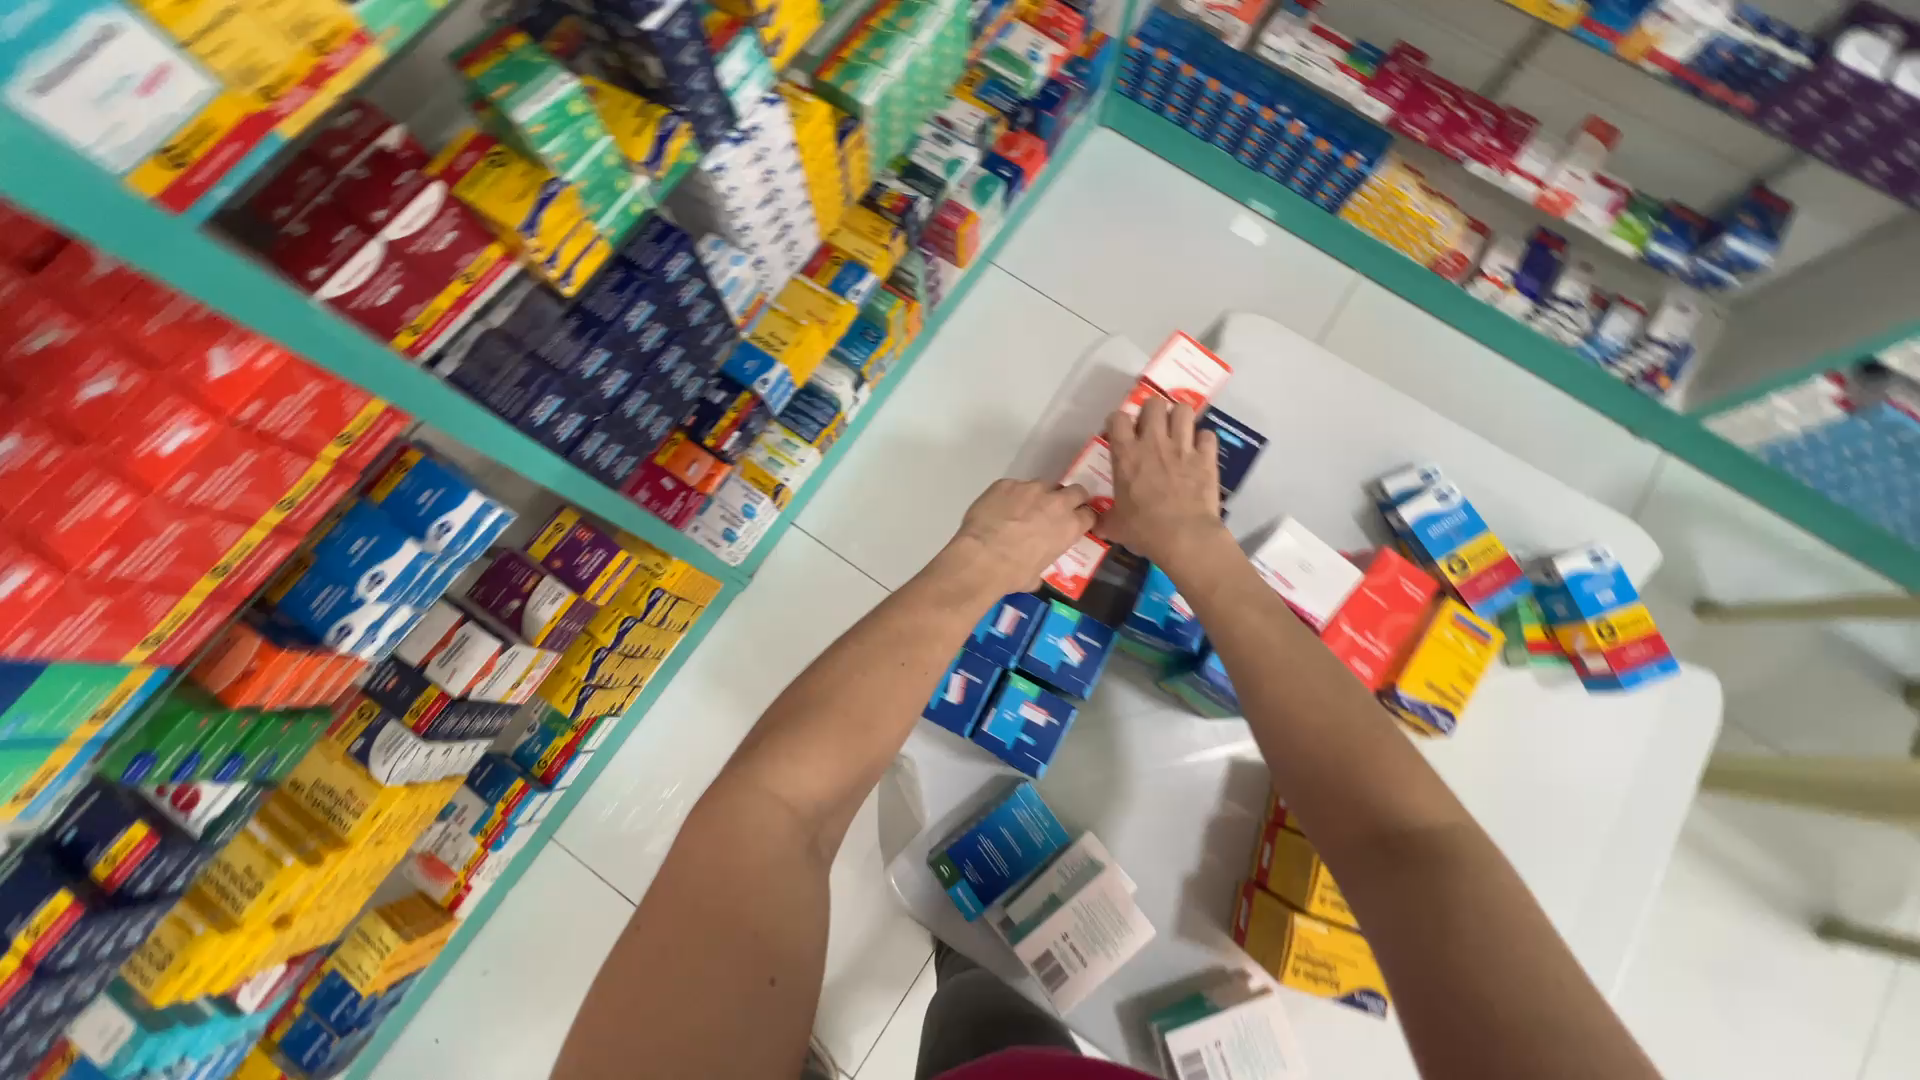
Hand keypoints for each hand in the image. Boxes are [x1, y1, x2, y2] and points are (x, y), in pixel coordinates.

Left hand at [939, 479, 1096, 594]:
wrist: (981, 559)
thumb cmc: (1014, 573)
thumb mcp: (1038, 574)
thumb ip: (1043, 561)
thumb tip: (1035, 568)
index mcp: (1070, 526)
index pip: (1090, 514)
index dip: (1082, 518)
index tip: (1076, 523)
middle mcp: (1056, 502)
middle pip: (1075, 490)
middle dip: (1070, 498)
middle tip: (1056, 510)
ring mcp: (1030, 489)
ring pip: (1043, 485)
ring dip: (1038, 496)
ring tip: (1022, 510)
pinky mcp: (1006, 483)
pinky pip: (1014, 486)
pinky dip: (1011, 496)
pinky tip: (999, 509)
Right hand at [1097, 396, 1226, 564]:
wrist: (1183, 537)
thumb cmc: (1143, 530)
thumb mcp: (1115, 526)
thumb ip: (1105, 519)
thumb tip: (1095, 525)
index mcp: (1126, 455)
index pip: (1118, 418)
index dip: (1119, 422)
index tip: (1121, 433)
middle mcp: (1154, 442)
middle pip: (1154, 404)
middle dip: (1152, 412)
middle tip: (1152, 428)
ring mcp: (1183, 447)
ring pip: (1183, 410)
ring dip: (1179, 418)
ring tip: (1177, 432)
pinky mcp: (1206, 457)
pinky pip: (1208, 435)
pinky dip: (1203, 441)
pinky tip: (1200, 451)